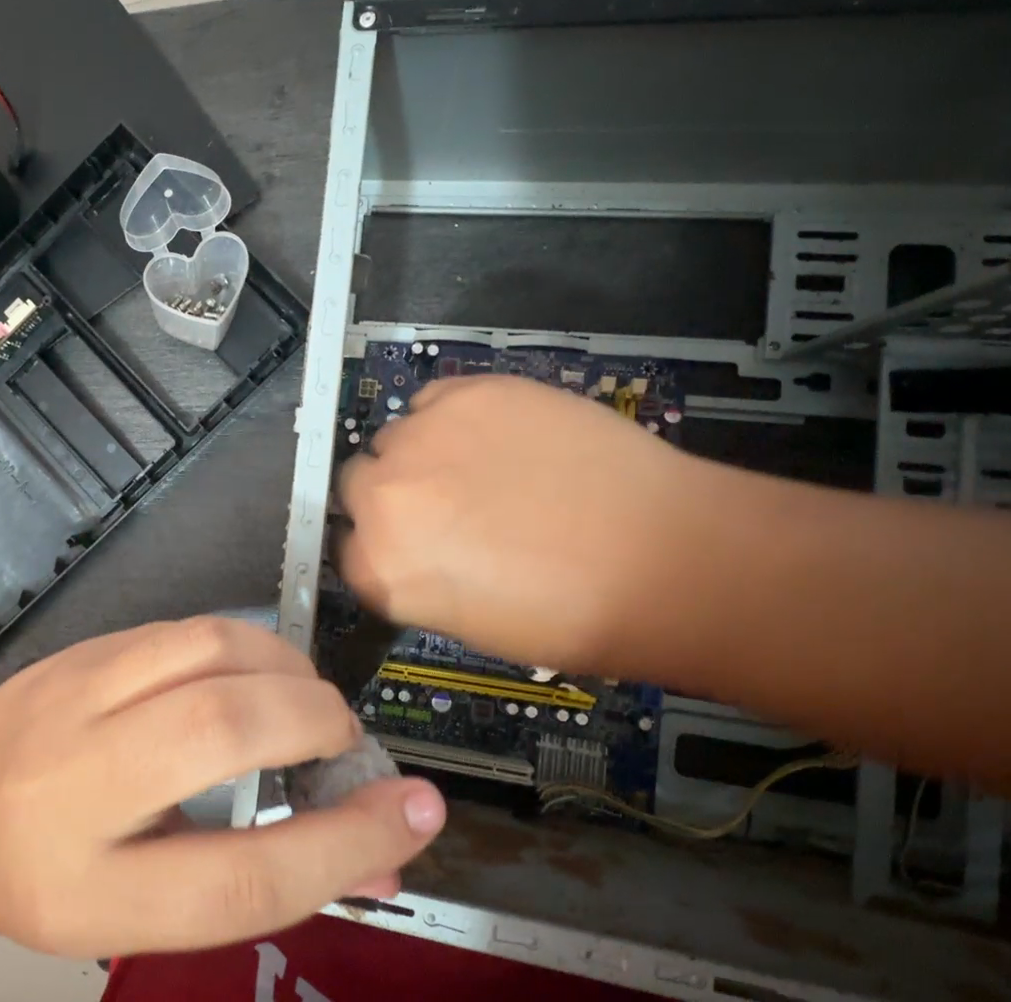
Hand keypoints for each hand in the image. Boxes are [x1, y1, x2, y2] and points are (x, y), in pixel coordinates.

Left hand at [0, 617, 445, 957]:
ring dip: (283, 667)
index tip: (412, 814)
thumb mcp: (148, 911)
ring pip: (202, 651)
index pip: (240, 874)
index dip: (344, 844)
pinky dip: (242, 645)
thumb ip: (264, 876)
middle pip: (218, 732)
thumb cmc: (56, 879)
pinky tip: (252, 674)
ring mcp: (67, 700)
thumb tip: (381, 851)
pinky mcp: (76, 652)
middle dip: (313, 723)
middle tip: (343, 743)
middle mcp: (72, 785)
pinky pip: (180, 629)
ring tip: (302, 702)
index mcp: (94, 888)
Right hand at [336, 375, 708, 670]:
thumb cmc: (569, 613)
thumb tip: (410, 543)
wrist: (664, 557)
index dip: (383, 545)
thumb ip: (414, 575)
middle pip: (357, 483)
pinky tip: (502, 439)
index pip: (347, 547)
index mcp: (379, 569)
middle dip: (391, 494)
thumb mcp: (464, 619)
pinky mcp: (470, 392)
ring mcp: (423, 437)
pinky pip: (434, 398)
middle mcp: (383, 498)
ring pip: (395, 437)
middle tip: (447, 505)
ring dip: (423, 452)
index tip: (414, 545)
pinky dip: (454, 417)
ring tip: (485, 470)